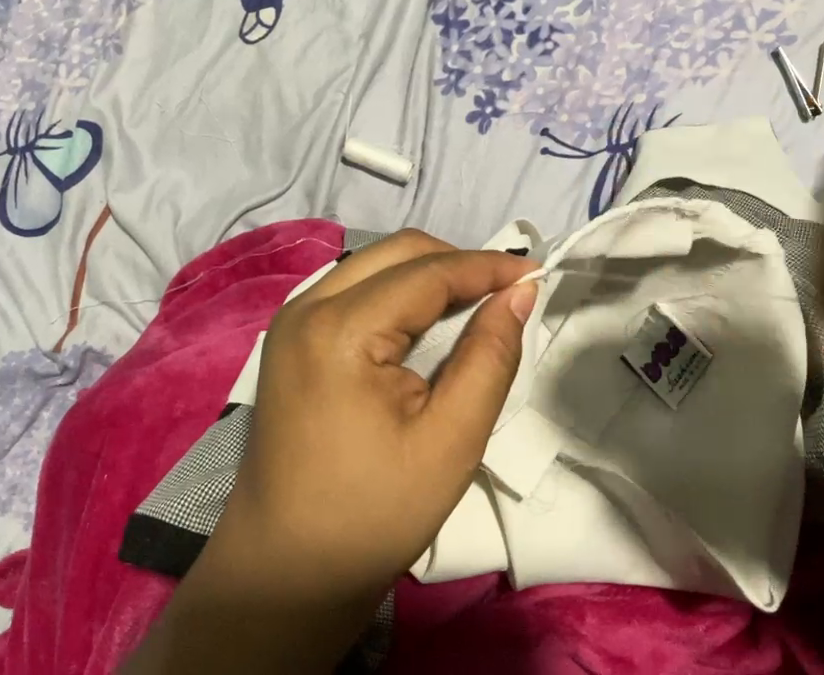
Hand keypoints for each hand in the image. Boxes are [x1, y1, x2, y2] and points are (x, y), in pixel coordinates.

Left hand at [126, 231, 537, 672]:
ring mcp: (291, 320)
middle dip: (457, 263)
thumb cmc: (373, 514)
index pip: (427, 273)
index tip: (538, 274)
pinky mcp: (289, 339)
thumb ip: (489, 356)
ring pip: (373, 265)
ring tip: (476, 305)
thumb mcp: (450, 441)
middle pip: (396, 253)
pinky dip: (396, 293)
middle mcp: (307, 307)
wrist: (286, 569)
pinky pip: (352, 289)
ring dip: (426, 276)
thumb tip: (519, 291)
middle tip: (507, 293)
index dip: (487, 267)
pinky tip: (426, 323)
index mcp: (340, 329)